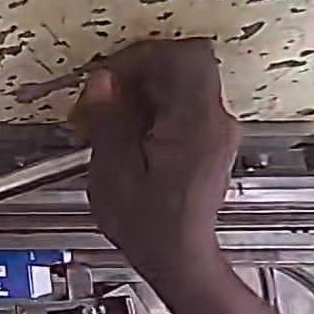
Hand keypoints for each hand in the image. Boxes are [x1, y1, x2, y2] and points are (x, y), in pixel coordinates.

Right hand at [71, 39, 239, 286]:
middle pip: (178, 66)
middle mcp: (214, 121)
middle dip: (132, 76)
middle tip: (99, 103)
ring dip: (136, 94)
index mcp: (196, 124)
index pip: (181, 56)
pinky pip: (177, 105)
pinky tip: (123, 136)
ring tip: (105, 124)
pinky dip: (147, 110)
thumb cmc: (151, 227)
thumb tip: (102, 81)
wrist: (178, 258)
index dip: (139, 57)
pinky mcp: (206, 139)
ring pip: (176, 84)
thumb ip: (109, 120)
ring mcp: (214, 129)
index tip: (107, 79)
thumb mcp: (114, 173)